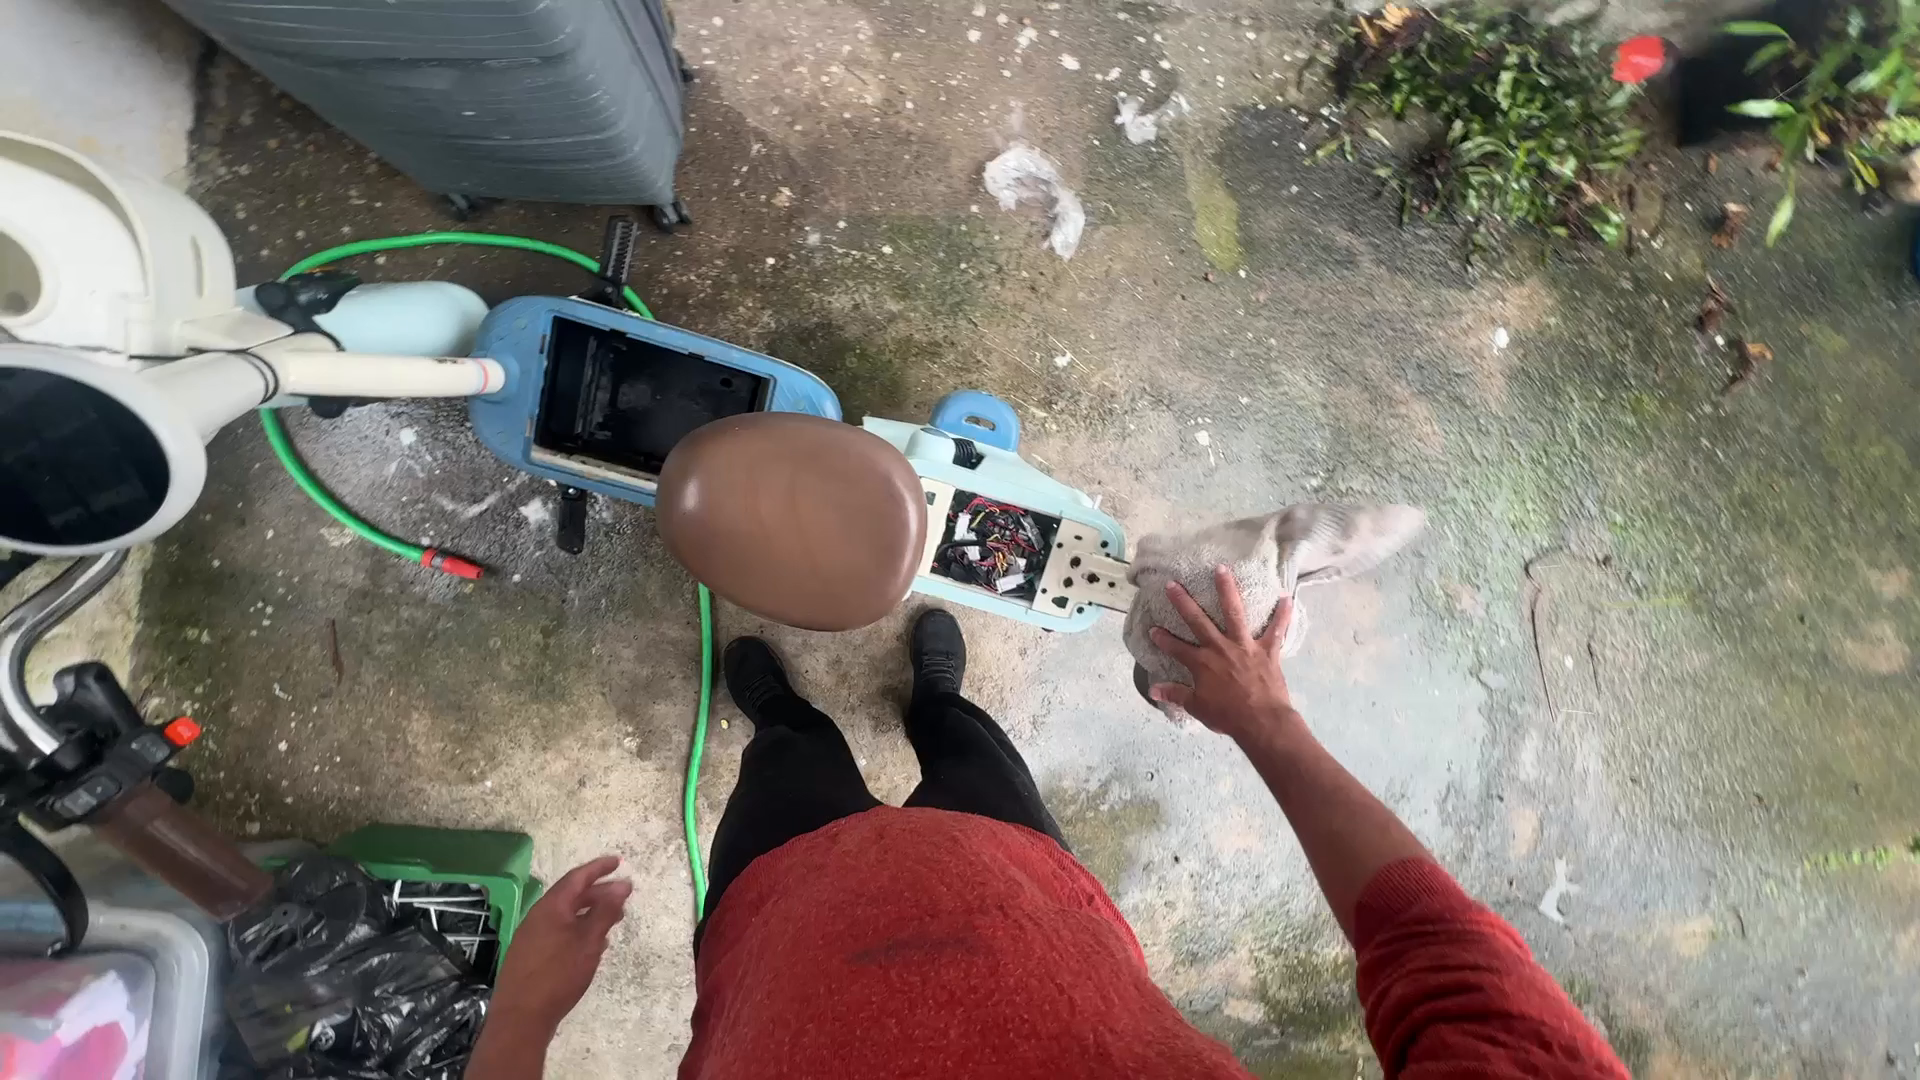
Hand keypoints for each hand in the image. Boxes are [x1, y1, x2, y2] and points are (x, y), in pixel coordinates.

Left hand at [488, 855, 631, 1035]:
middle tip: (623, 897)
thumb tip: (621, 885)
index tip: (618, 862)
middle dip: (599, 893)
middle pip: (572, 896)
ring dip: (590, 914)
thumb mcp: (589, 940)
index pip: (577, 878)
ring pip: (565, 916)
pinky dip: (578, 930)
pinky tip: (592, 945)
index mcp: (550, 908)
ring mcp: (530, 938)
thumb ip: (606, 910)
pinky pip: (558, 933)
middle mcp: (537, 918)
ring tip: (612, 922)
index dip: (599, 868)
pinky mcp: (529, 957)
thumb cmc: (558, 975)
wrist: (519, 1021)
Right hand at [1147, 565, 1300, 741]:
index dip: (1163, 639)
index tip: (1152, 628)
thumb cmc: (1228, 716)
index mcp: (1201, 663)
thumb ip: (1175, 694)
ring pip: (1234, 613)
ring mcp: (1244, 646)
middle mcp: (1220, 648)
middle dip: (1183, 602)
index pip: (1176, 648)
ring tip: (1222, 569)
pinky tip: (1287, 598)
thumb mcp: (1197, 707)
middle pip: (1197, 621)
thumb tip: (1153, 690)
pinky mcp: (1267, 651)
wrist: (1262, 722)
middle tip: (1172, 584)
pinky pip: (1276, 630)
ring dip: (1228, 590)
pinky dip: (1283, 615)